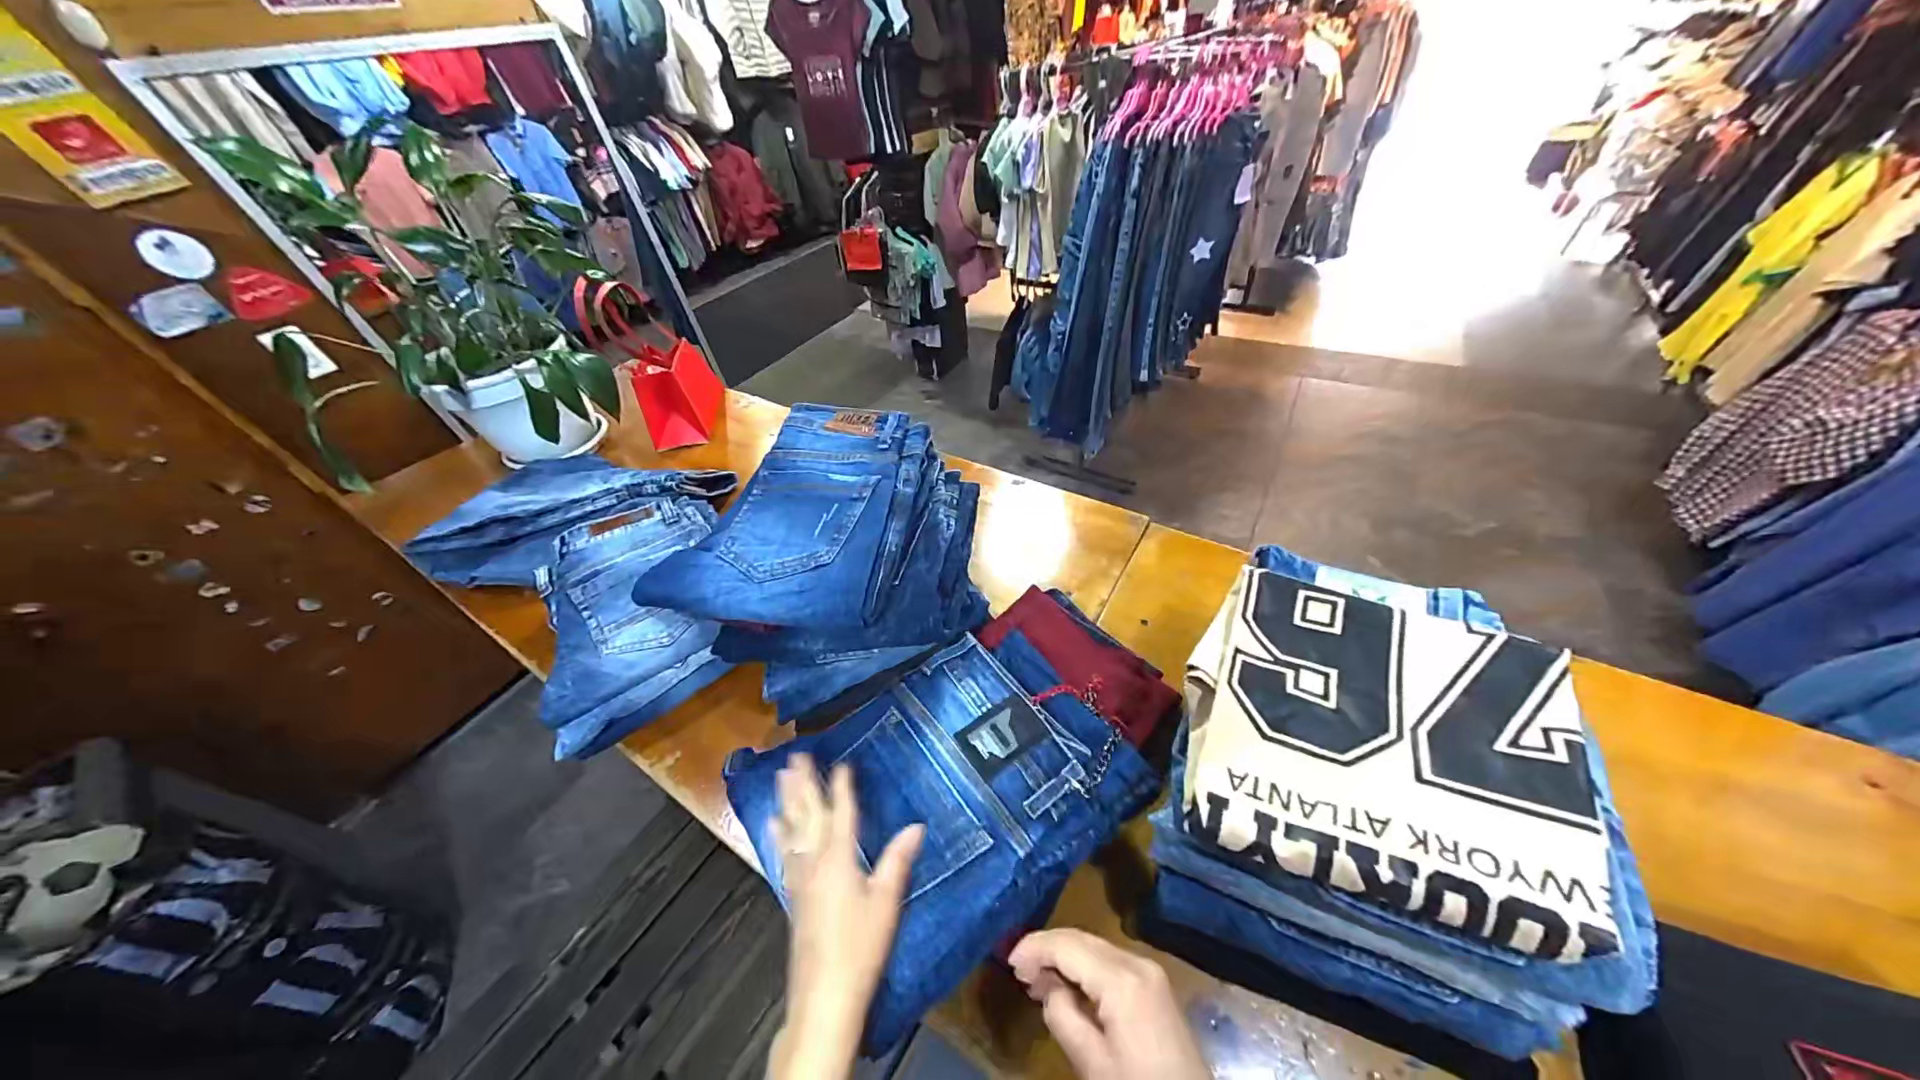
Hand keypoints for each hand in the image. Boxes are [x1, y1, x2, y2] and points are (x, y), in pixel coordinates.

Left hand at [768, 754, 923, 1079]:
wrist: (824, 994)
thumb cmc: (861, 946)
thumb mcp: (886, 901)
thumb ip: (898, 860)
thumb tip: (916, 825)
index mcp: (838, 858)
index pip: (841, 813)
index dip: (842, 786)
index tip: (842, 762)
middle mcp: (814, 861)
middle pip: (808, 814)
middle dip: (803, 783)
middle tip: (795, 756)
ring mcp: (799, 878)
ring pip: (791, 829)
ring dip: (787, 800)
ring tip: (780, 776)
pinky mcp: (793, 896)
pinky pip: (784, 853)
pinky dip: (779, 834)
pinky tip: (774, 826)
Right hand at [1009, 928, 1209, 1079]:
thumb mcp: (1092, 1064)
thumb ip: (1061, 1015)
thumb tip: (1047, 986)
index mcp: (1122, 979)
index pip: (1067, 945)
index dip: (1034, 948)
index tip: (1008, 964)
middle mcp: (1137, 962)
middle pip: (1082, 939)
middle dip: (1047, 949)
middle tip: (1019, 973)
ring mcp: (1150, 972)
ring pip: (1096, 947)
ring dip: (1065, 957)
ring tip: (1037, 981)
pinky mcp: (1156, 986)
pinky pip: (1111, 962)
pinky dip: (1085, 967)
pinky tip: (1069, 986)